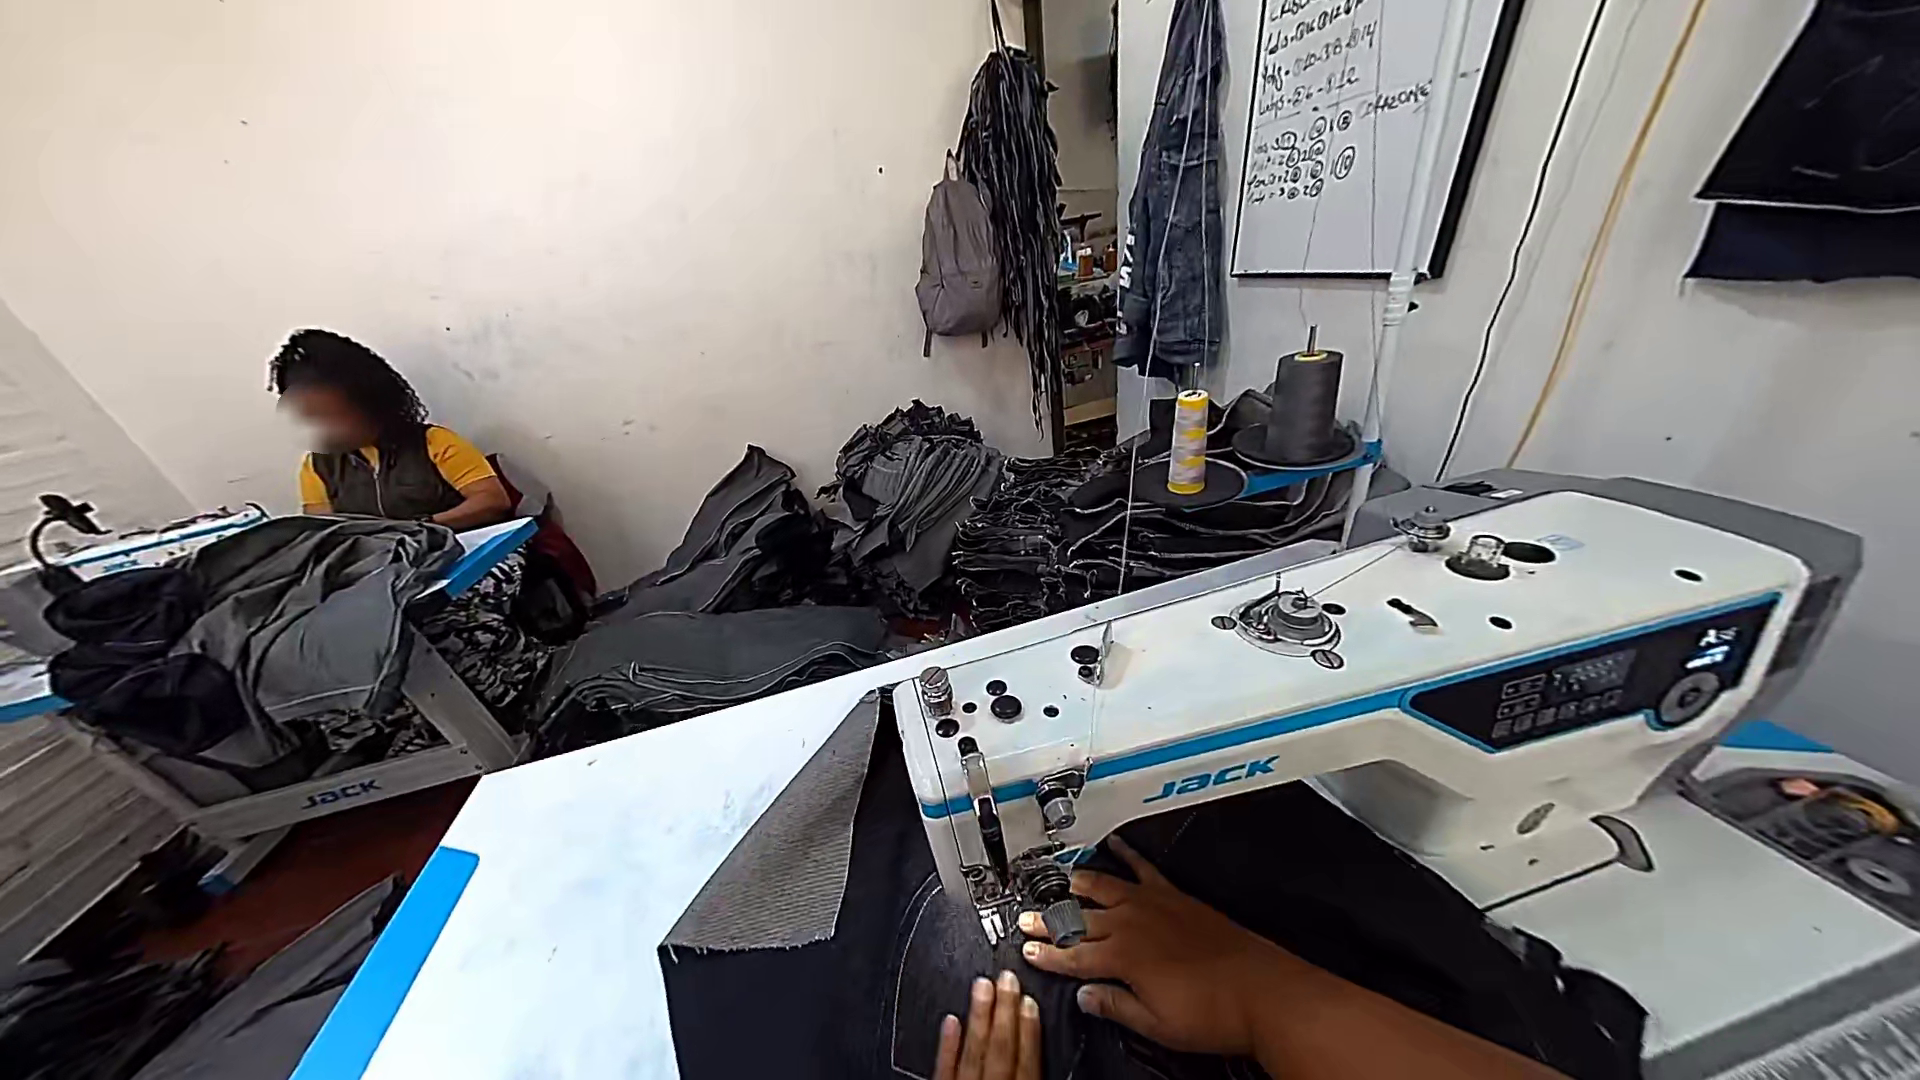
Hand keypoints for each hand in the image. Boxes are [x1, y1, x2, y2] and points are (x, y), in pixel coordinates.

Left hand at [934, 969, 1041, 1079]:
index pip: (1028, 1065)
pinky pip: (944, 1071)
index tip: (1029, 1001)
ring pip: (973, 1053)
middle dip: (1005, 1012)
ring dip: (979, 1017)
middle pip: (1001, 1050)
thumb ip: (1034, 1076)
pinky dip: (948, 1045)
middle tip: (1007, 978)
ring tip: (982, 985)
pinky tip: (951, 1019)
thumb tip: (1045, 1055)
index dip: (1030, 1032)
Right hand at [1018, 836, 1323, 1057]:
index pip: (1074, 955)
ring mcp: (1149, 903)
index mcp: (1122, 957)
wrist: (1257, 989)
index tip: (1029, 948)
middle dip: (1051, 918)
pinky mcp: (1170, 894)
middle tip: (1031, 915)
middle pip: (1080, 918)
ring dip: (1078, 884)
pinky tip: (1115, 843)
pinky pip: (1141, 867)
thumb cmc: (1211, 1012)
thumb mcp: (1157, 1024)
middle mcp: (1130, 923)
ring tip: (1061, 880)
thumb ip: (1115, 1006)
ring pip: (1103, 886)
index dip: (1048, 953)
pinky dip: (1126, 853)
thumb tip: (1085, 996)